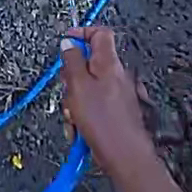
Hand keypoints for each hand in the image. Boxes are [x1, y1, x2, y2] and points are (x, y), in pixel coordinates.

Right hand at [59, 26, 157, 179]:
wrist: (126, 158)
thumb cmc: (105, 123)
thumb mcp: (78, 86)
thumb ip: (71, 61)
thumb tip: (68, 42)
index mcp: (109, 63)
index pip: (99, 33)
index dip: (81, 34)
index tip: (66, 43)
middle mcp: (117, 75)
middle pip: (89, 63)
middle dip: (72, 77)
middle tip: (67, 90)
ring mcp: (119, 94)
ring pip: (88, 86)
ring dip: (75, 100)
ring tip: (74, 117)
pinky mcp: (117, 112)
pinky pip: (94, 105)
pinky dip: (84, 114)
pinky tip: (80, 129)